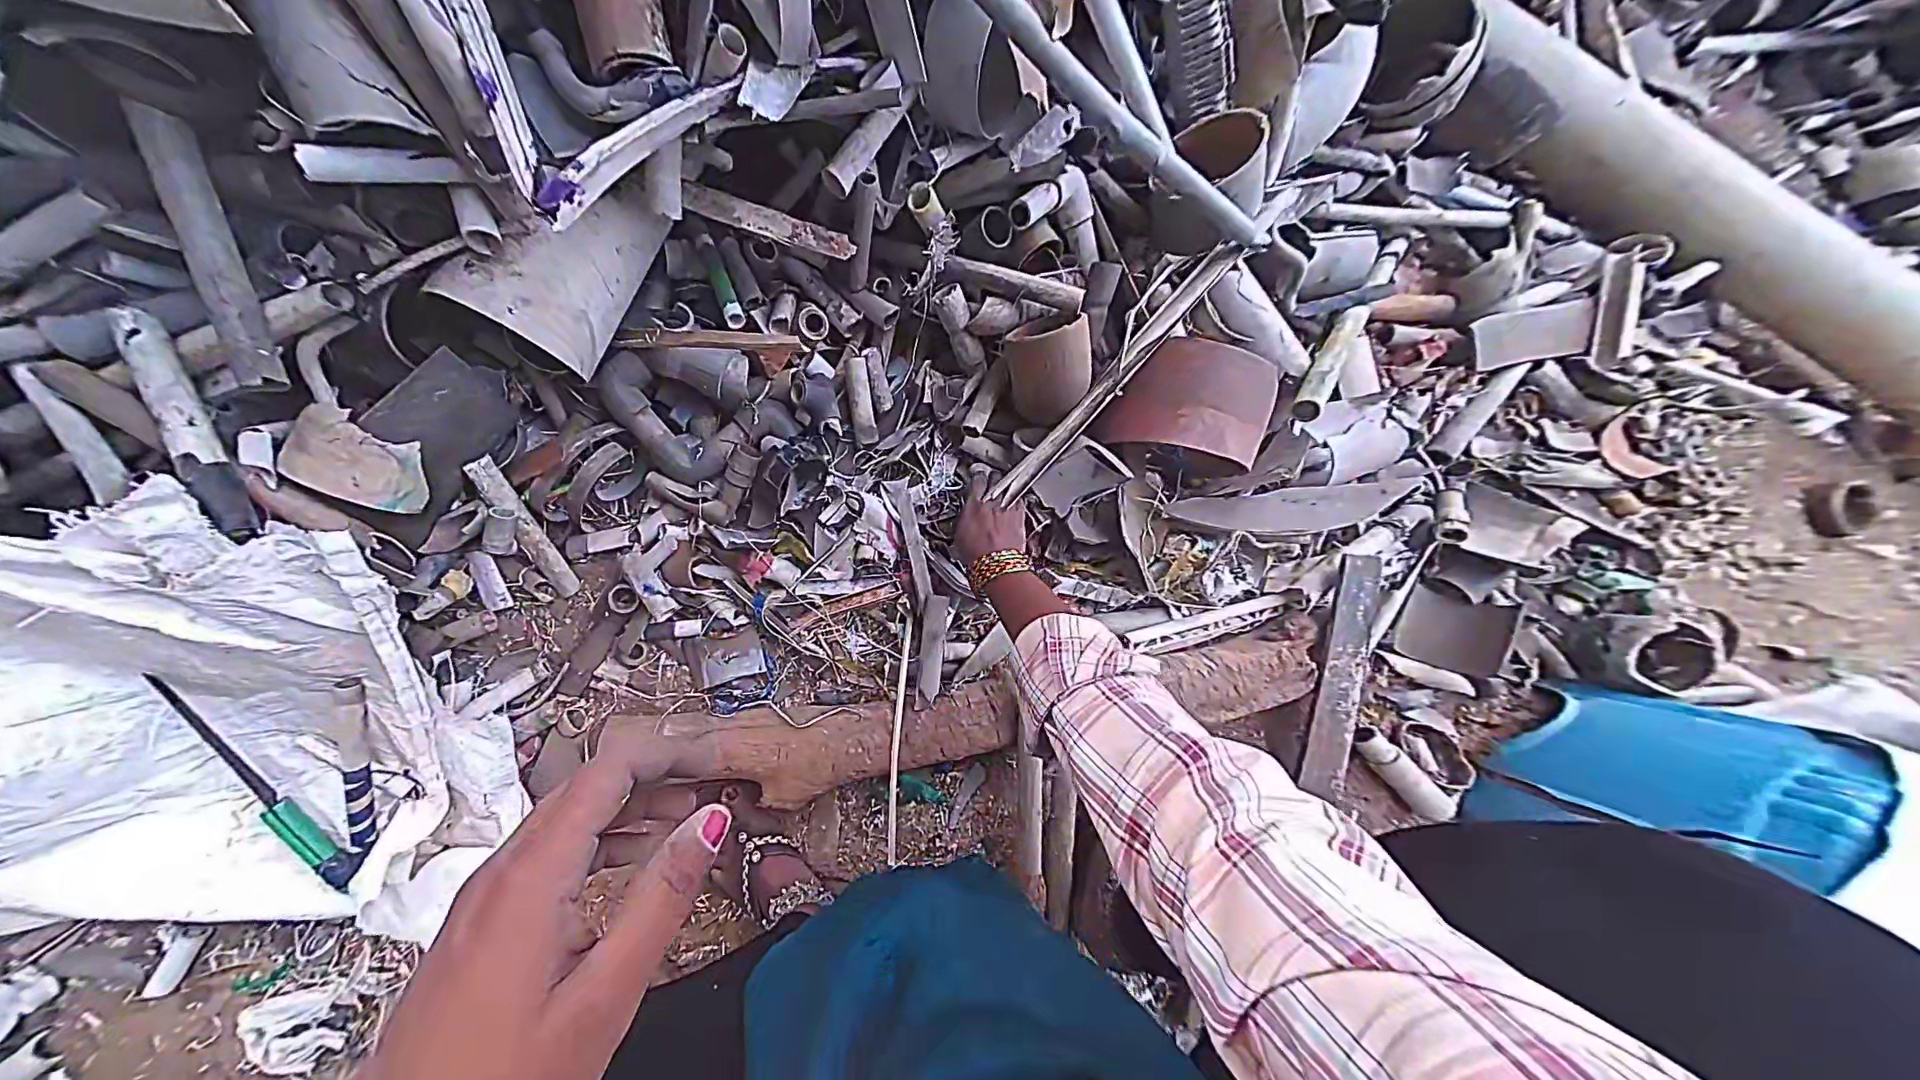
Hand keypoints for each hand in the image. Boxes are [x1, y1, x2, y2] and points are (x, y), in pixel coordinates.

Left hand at [360, 741, 729, 1079]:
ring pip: (562, 820)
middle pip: (581, 789)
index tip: (700, 761)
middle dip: (648, 779)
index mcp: (527, 879)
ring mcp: (480, 899)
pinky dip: (595, 841)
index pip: (603, 775)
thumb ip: (663, 897)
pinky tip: (623, 865)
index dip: (658, 757)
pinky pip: (544, 854)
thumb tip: (707, 826)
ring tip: (675, 822)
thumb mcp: (605, 991)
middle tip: (699, 788)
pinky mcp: (477, 924)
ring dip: (624, 810)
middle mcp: (496, 876)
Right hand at [952, 470, 1028, 569]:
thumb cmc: (977, 555)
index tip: (977, 478)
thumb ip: (966, 516)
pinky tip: (1015, 503)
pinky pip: (1021, 500)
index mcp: (975, 503)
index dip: (978, 477)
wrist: (997, 565)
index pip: (978, 478)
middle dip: (994, 478)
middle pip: (996, 477)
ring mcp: (1009, 507)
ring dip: (1007, 487)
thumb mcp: (960, 533)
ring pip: (1010, 486)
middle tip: (991, 482)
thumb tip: (967, 514)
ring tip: (1004, 491)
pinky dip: (1018, 500)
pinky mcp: (1021, 515)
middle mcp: (993, 501)